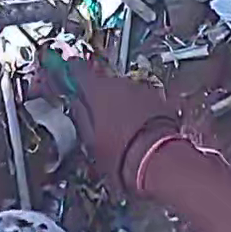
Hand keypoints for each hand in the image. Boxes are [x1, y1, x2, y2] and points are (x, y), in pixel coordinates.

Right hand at [59, 61, 181, 192]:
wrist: (162, 161)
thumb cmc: (121, 156)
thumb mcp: (92, 142)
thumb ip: (81, 117)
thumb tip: (75, 103)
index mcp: (98, 91)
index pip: (79, 71)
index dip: (72, 70)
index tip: (68, 70)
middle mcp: (119, 83)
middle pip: (103, 81)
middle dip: (98, 93)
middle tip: (94, 111)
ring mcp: (140, 88)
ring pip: (122, 89)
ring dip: (117, 100)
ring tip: (116, 123)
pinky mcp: (157, 98)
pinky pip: (139, 98)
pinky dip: (134, 106)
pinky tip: (135, 124)